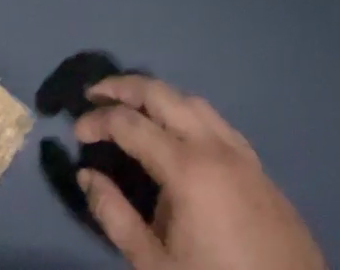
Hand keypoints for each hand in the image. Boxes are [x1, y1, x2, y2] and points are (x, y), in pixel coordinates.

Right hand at [74, 75, 323, 269]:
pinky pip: (219, 125)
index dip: (96, 120)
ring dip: (157, 97)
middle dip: (122, 87)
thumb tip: (86, 174)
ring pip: (194, 102)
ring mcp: (244, 157)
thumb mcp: (154, 263)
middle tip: (95, 94)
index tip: (77, 132)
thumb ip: (114, 214)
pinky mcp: (262, 172)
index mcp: (187, 168)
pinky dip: (188, 115)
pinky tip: (178, 135)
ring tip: (133, 108)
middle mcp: (216, 149)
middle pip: (162, 94)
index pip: (128, 122)